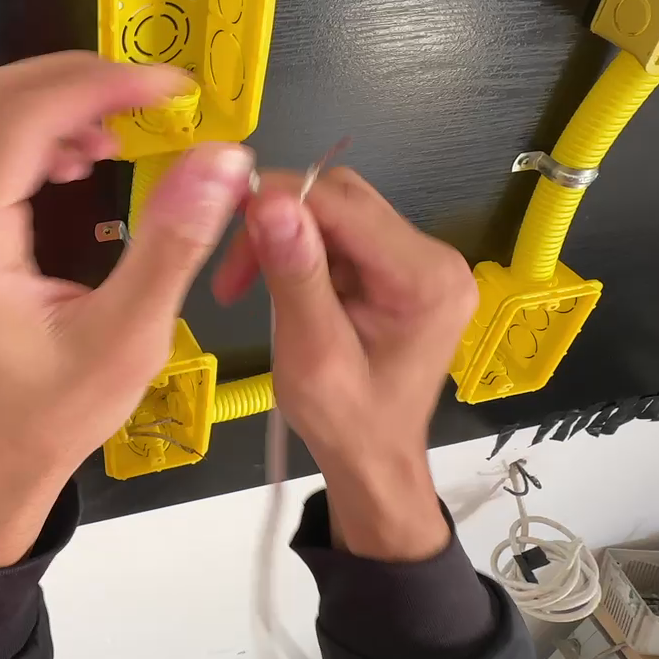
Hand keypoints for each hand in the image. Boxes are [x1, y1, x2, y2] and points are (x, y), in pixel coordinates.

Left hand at [0, 52, 253, 565]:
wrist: (5, 459)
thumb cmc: (58, 412)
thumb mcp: (127, 339)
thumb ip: (171, 245)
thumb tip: (219, 159)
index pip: (21, 119)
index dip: (96, 85)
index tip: (169, 87)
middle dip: (74, 77)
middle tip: (147, 92)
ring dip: (57, 99)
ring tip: (124, 123)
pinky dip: (43, 131)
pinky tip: (87, 156)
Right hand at [212, 167, 475, 561]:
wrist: (372, 460)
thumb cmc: (344, 420)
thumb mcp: (312, 353)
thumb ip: (295, 275)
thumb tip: (269, 201)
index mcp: (425, 277)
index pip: (344, 203)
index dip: (280, 200)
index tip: (225, 224)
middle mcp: (434, 256)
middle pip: (342, 199)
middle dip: (279, 223)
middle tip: (234, 272)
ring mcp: (420, 260)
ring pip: (336, 211)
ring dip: (284, 238)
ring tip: (248, 283)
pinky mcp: (401, 268)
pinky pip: (341, 234)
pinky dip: (300, 251)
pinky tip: (281, 285)